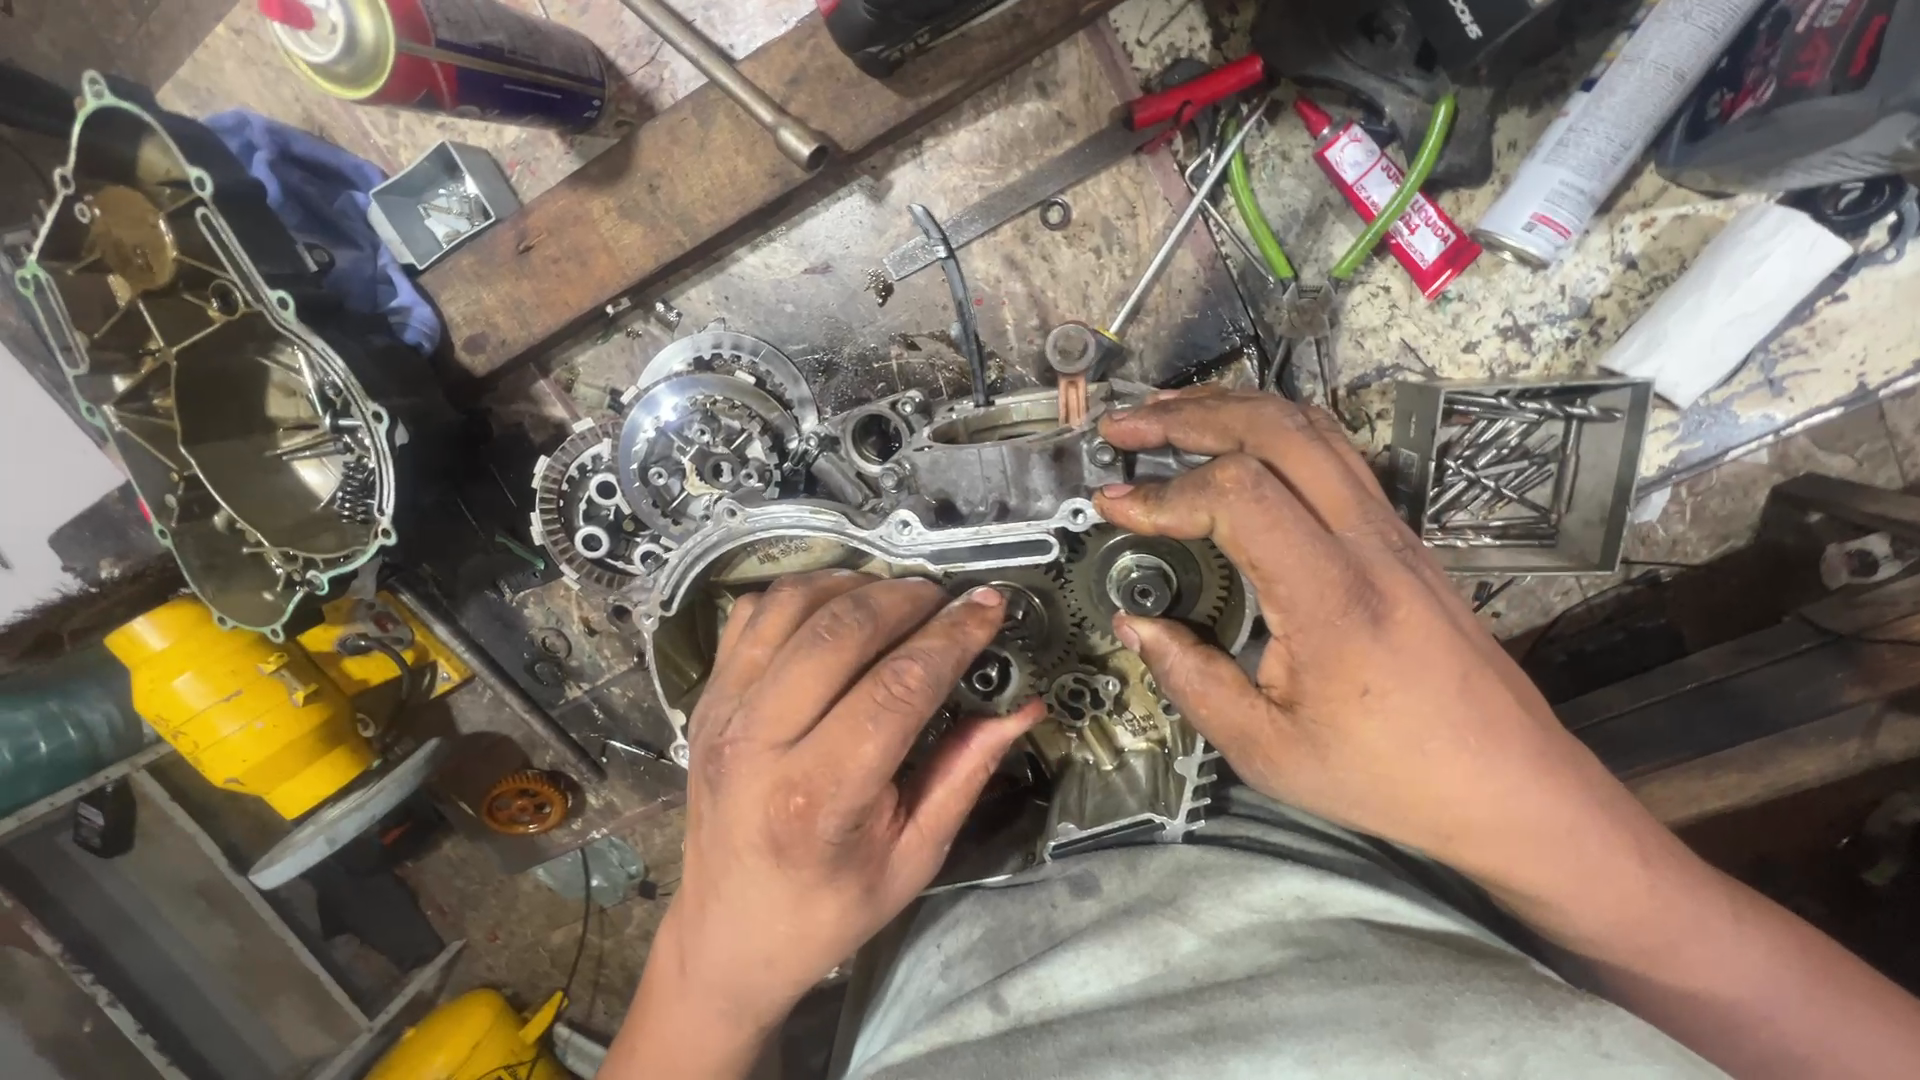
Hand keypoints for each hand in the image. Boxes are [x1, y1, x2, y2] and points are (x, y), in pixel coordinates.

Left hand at [611, 571, 1041, 1074]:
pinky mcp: (705, 699)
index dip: (952, 638)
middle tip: (947, 599)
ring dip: (854, 585)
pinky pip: (752, 615)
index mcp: (818, 797)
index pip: (898, 687)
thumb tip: (1021, 709)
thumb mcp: (912, 859)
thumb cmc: (825, 909)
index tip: (989, 606)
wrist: (725, 935)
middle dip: (907, 600)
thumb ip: (964, 774)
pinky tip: (837, 608)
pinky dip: (801, 594)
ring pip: (790, 606)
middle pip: (841, 631)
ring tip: (898, 597)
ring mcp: (722, 713)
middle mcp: (759, 742)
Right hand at [1093, 388, 1650, 881]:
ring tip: (1167, 416)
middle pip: (1277, 431)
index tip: (1113, 509)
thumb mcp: (1265, 749)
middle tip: (1124, 429)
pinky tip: (1237, 440)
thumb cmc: (1384, 775)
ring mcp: (1392, 530)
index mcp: (1332, 597)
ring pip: (1311, 428)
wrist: (1509, 784)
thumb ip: (1190, 678)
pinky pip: (1335, 452)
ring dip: (1232, 409)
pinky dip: (1273, 428)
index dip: (1165, 495)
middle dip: (1189, 418)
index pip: (1239, 496)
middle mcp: (1367, 542)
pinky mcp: (1401, 536)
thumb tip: (1134, 624)